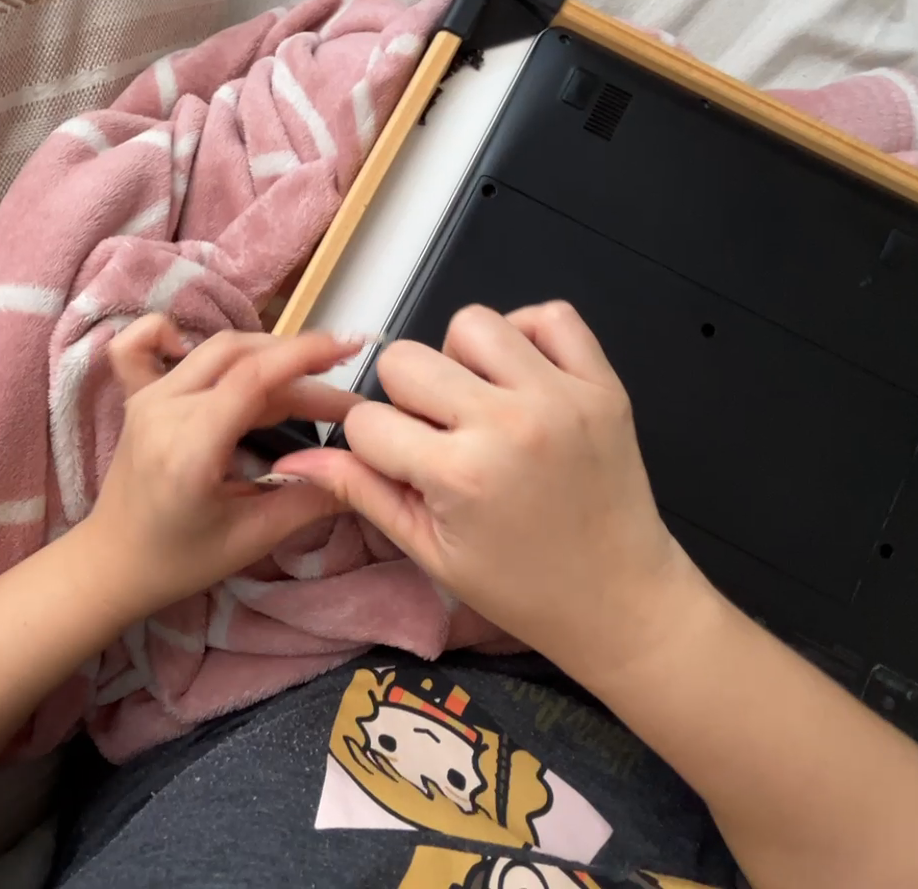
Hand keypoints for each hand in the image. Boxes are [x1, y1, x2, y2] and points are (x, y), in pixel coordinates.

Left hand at [80, 315, 365, 618]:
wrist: (112, 565)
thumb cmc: (181, 560)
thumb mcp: (252, 538)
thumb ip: (309, 500)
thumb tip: (364, 469)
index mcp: (191, 448)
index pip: (253, 378)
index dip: (305, 355)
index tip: (351, 347)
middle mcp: (164, 409)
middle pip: (241, 357)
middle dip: (298, 365)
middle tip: (339, 393)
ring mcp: (146, 398)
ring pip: (213, 351)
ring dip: (264, 355)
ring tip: (304, 377)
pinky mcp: (137, 397)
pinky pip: (141, 346)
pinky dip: (171, 334)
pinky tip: (196, 347)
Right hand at [275, 303, 713, 686]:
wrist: (623, 601)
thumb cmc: (519, 586)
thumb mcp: (428, 549)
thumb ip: (361, 491)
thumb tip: (295, 460)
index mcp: (459, 474)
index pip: (367, 421)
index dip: (371, 445)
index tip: (402, 468)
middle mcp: (507, 422)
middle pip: (405, 360)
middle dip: (404, 398)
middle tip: (437, 437)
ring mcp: (560, 396)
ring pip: (471, 323)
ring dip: (458, 360)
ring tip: (479, 404)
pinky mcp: (602, 383)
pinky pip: (550, 316)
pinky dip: (524, 336)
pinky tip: (520, 380)